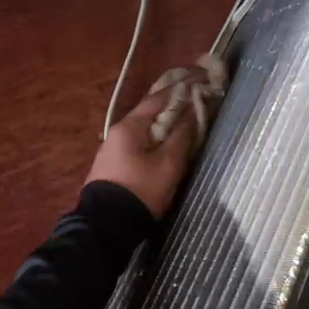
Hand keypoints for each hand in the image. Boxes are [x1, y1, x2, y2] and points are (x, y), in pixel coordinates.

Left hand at [87, 89, 194, 218]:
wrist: (105, 229)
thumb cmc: (141, 190)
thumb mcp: (169, 163)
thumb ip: (183, 134)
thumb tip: (194, 109)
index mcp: (130, 126)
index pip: (160, 97)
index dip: (184, 87)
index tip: (203, 79)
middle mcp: (118, 132)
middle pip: (152, 111)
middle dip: (176, 104)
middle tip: (200, 98)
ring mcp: (113, 149)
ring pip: (147, 127)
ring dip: (168, 121)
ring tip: (190, 119)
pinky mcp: (114, 165)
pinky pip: (141, 142)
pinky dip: (158, 136)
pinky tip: (170, 141)